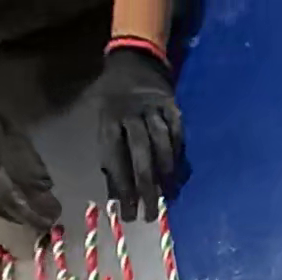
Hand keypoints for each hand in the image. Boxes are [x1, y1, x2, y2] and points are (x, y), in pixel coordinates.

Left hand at [96, 45, 183, 220]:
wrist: (135, 62)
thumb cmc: (114, 107)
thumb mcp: (104, 130)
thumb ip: (111, 164)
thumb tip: (117, 201)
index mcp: (109, 121)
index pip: (116, 158)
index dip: (122, 188)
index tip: (128, 214)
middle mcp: (131, 113)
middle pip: (141, 152)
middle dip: (146, 186)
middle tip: (149, 214)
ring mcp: (153, 107)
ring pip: (161, 142)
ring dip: (165, 173)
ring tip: (167, 197)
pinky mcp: (171, 105)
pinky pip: (177, 133)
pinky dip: (178, 155)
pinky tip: (177, 176)